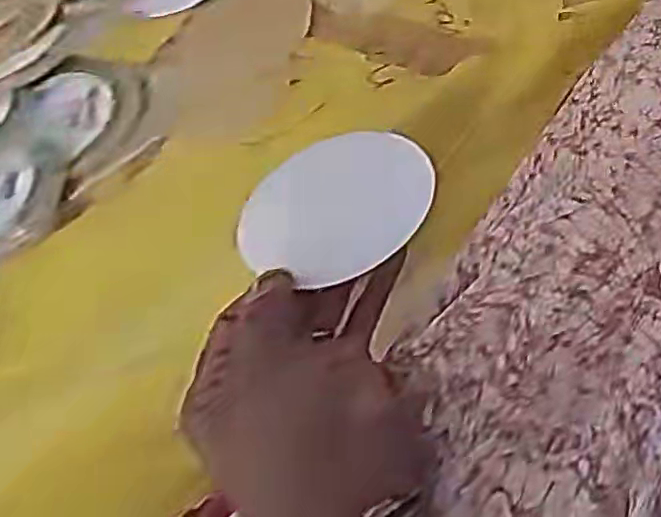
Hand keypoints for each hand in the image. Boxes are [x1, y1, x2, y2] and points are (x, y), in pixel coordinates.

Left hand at [181, 257, 428, 516]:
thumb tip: (274, 277)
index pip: (238, 320)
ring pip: (330, 311)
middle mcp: (264, 374)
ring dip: (349, 276)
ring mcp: (312, 371)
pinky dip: (378, 287)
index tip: (298, 246)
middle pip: (286, 312)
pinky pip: (364, 316)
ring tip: (371, 235)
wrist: (348, 471)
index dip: (263, 285)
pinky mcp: (356, 365)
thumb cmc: (289, 423)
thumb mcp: (264, 370)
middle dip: (311, 275)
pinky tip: (395, 257)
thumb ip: (265, 320)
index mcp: (221, 383)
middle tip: (341, 234)